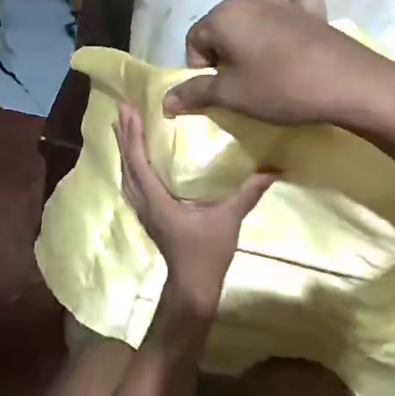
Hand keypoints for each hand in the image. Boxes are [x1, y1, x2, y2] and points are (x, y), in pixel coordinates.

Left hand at [113, 101, 274, 312]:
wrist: (193, 286)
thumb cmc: (208, 252)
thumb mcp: (230, 219)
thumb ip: (248, 193)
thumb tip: (274, 169)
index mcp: (158, 201)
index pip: (139, 162)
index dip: (133, 136)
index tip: (129, 111)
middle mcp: (145, 204)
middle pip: (127, 165)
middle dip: (124, 136)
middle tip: (120, 109)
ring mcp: (144, 212)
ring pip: (126, 176)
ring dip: (124, 151)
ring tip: (122, 128)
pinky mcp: (148, 218)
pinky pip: (131, 186)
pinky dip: (129, 167)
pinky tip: (133, 163)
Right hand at [163, 0, 394, 127]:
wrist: (346, 83)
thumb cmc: (279, 87)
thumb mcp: (232, 95)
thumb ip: (196, 93)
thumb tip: (166, 100)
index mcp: (225, 16)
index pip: (194, 40)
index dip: (200, 69)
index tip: (218, 91)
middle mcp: (251, 1)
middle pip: (223, 21)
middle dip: (224, 47)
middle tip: (239, 79)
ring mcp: (285, 2)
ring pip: (257, 3)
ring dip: (253, 22)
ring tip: (261, 52)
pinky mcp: (314, 12)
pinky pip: (296, 5)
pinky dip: (292, 15)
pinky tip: (297, 34)